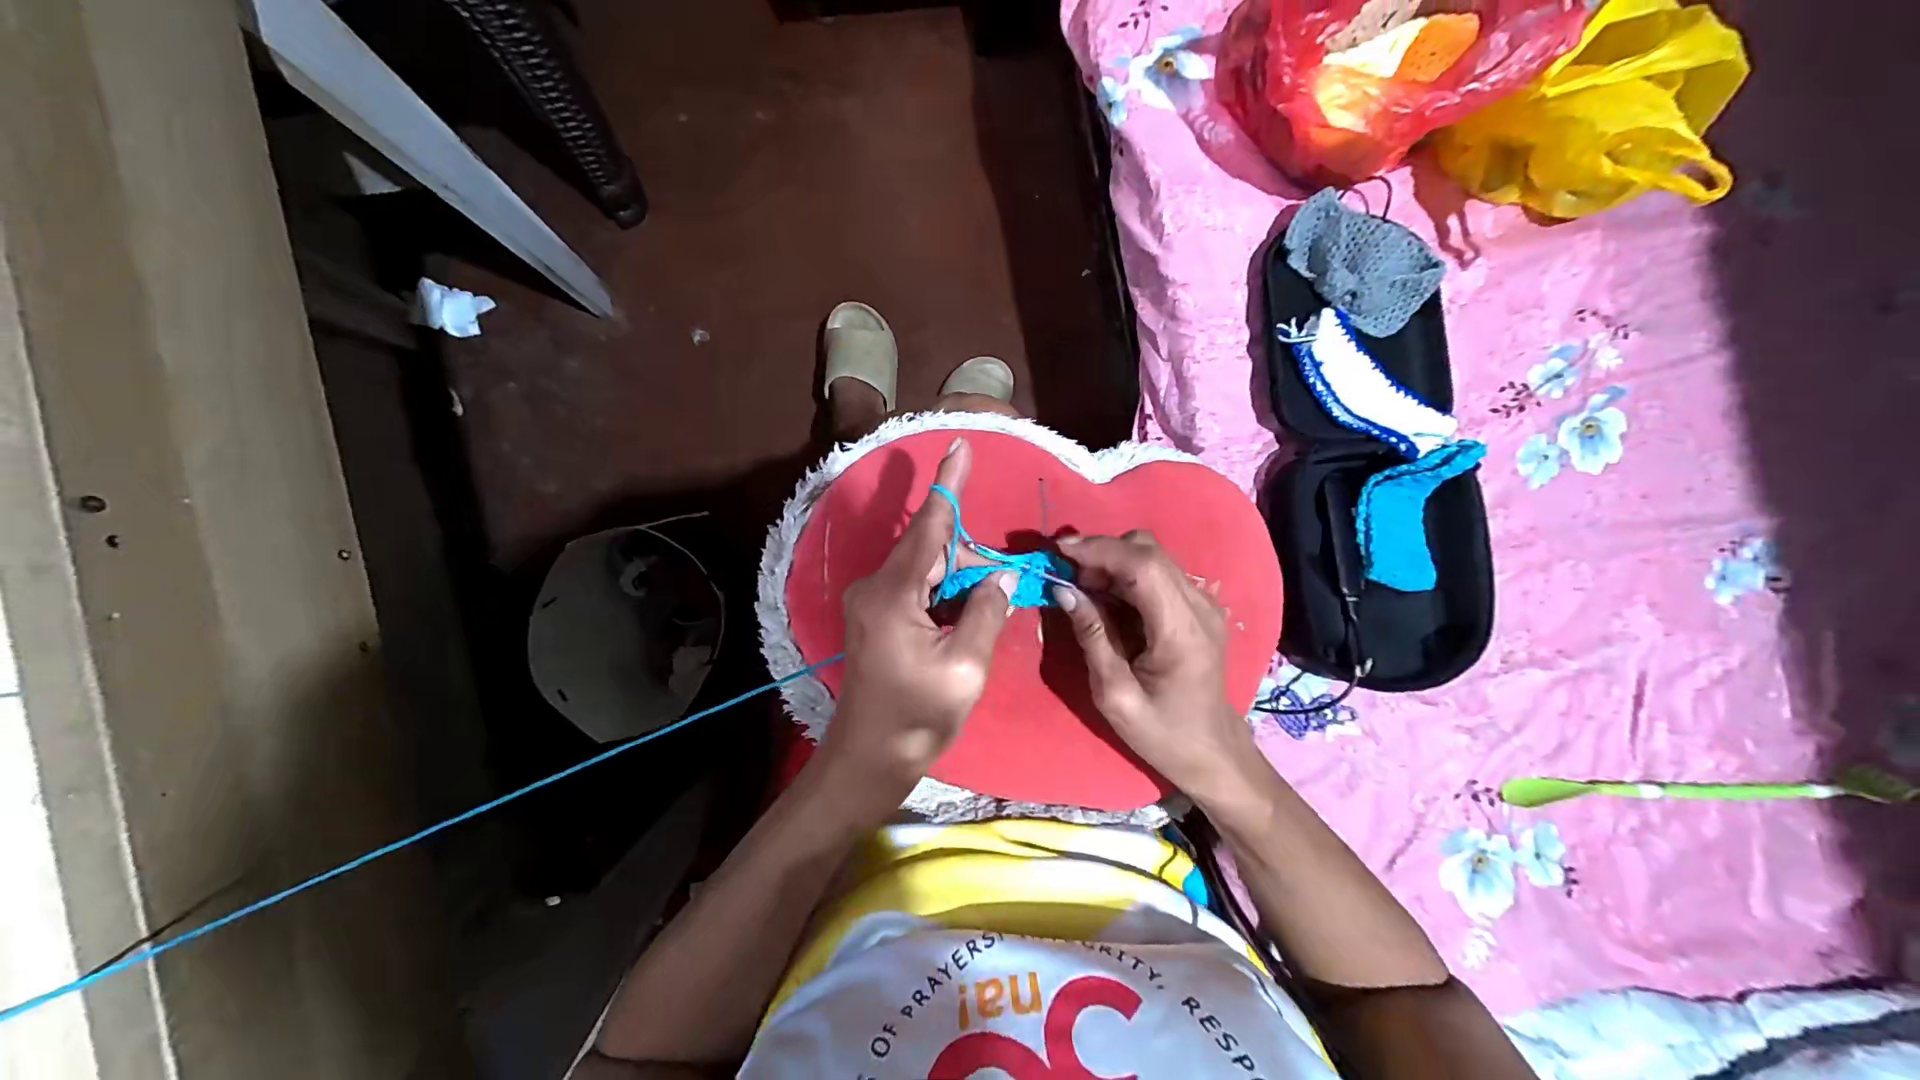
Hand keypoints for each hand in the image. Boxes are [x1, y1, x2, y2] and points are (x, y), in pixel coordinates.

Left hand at [820, 437, 1014, 807]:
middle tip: (1005, 584)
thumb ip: (985, 613)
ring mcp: (872, 600)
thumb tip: (1001, 578)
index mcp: (893, 595)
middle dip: (971, 557)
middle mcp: (875, 587)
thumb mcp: (965, 668)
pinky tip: (967, 612)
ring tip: (988, 607)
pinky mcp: (876, 615)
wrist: (869, 758)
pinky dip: (946, 591)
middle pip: (932, 549)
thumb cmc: (917, 718)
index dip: (947, 486)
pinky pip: (918, 586)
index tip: (959, 445)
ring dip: (962, 579)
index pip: (928, 528)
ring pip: (927, 568)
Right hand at [1054, 531, 1258, 799]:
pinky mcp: (1198, 607)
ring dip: (1112, 562)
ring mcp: (1204, 603)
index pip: (1143, 566)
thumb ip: (1092, 637)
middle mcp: (1199, 606)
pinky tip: (1107, 599)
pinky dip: (1126, 574)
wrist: (1211, 751)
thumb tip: (1064, 590)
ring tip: (1083, 589)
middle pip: (1149, 551)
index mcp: (1181, 630)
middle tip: (1069, 578)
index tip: (1059, 550)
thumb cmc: (1162, 732)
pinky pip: (1158, 573)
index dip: (1100, 549)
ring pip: (1153, 557)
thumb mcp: (1114, 695)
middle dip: (1102, 553)